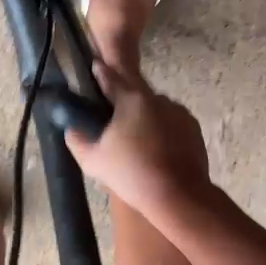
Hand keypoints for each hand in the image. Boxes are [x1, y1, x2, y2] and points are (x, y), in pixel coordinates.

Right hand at [64, 60, 210, 213]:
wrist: (179, 197)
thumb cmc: (132, 174)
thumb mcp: (93, 160)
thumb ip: (76, 139)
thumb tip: (71, 128)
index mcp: (131, 99)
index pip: (110, 76)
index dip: (99, 72)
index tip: (93, 66)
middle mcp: (157, 98)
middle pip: (133, 92)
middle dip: (122, 102)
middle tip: (111, 120)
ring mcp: (179, 113)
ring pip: (153, 108)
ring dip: (143, 117)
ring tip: (135, 141)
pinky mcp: (193, 129)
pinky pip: (170, 122)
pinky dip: (161, 130)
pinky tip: (155, 149)